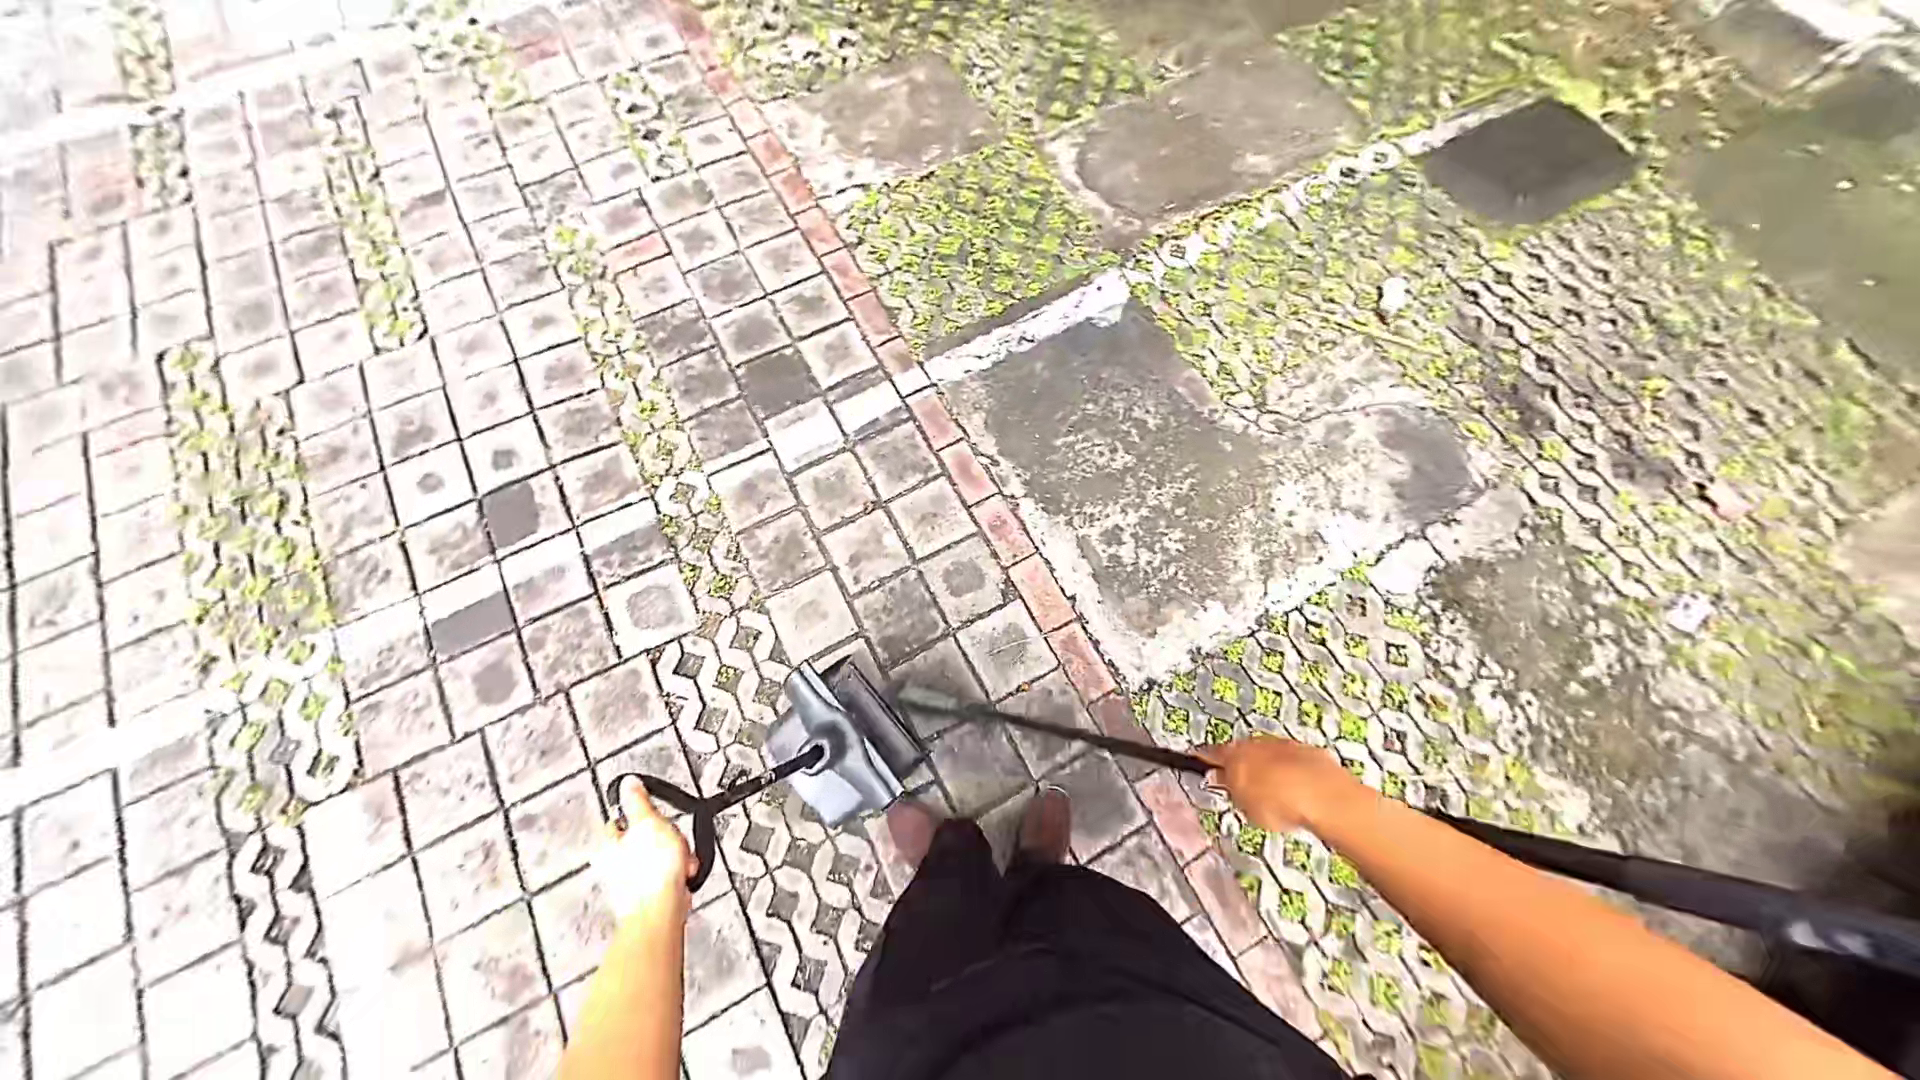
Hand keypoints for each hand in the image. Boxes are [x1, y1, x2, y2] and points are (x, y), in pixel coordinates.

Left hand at [594, 777, 696, 921]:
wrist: (663, 907)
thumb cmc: (651, 871)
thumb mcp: (648, 822)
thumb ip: (638, 800)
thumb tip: (628, 783)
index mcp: (608, 845)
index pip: (620, 819)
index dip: (639, 813)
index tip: (654, 813)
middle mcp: (615, 865)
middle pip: (644, 837)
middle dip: (665, 836)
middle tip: (672, 838)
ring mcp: (631, 882)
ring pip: (658, 856)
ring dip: (675, 855)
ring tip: (682, 858)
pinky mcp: (649, 894)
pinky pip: (667, 874)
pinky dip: (677, 872)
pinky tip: (684, 872)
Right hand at [1199, 736, 1362, 831]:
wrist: (1327, 796)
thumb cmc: (1283, 800)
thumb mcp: (1244, 804)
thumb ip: (1229, 788)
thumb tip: (1219, 780)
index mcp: (1234, 753)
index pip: (1211, 752)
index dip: (1204, 758)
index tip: (1199, 760)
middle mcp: (1259, 744)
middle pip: (1242, 752)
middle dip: (1240, 766)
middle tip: (1240, 788)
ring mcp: (1286, 747)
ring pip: (1269, 756)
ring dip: (1268, 771)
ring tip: (1271, 797)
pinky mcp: (1312, 756)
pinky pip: (1295, 763)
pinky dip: (1292, 775)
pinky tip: (1297, 794)